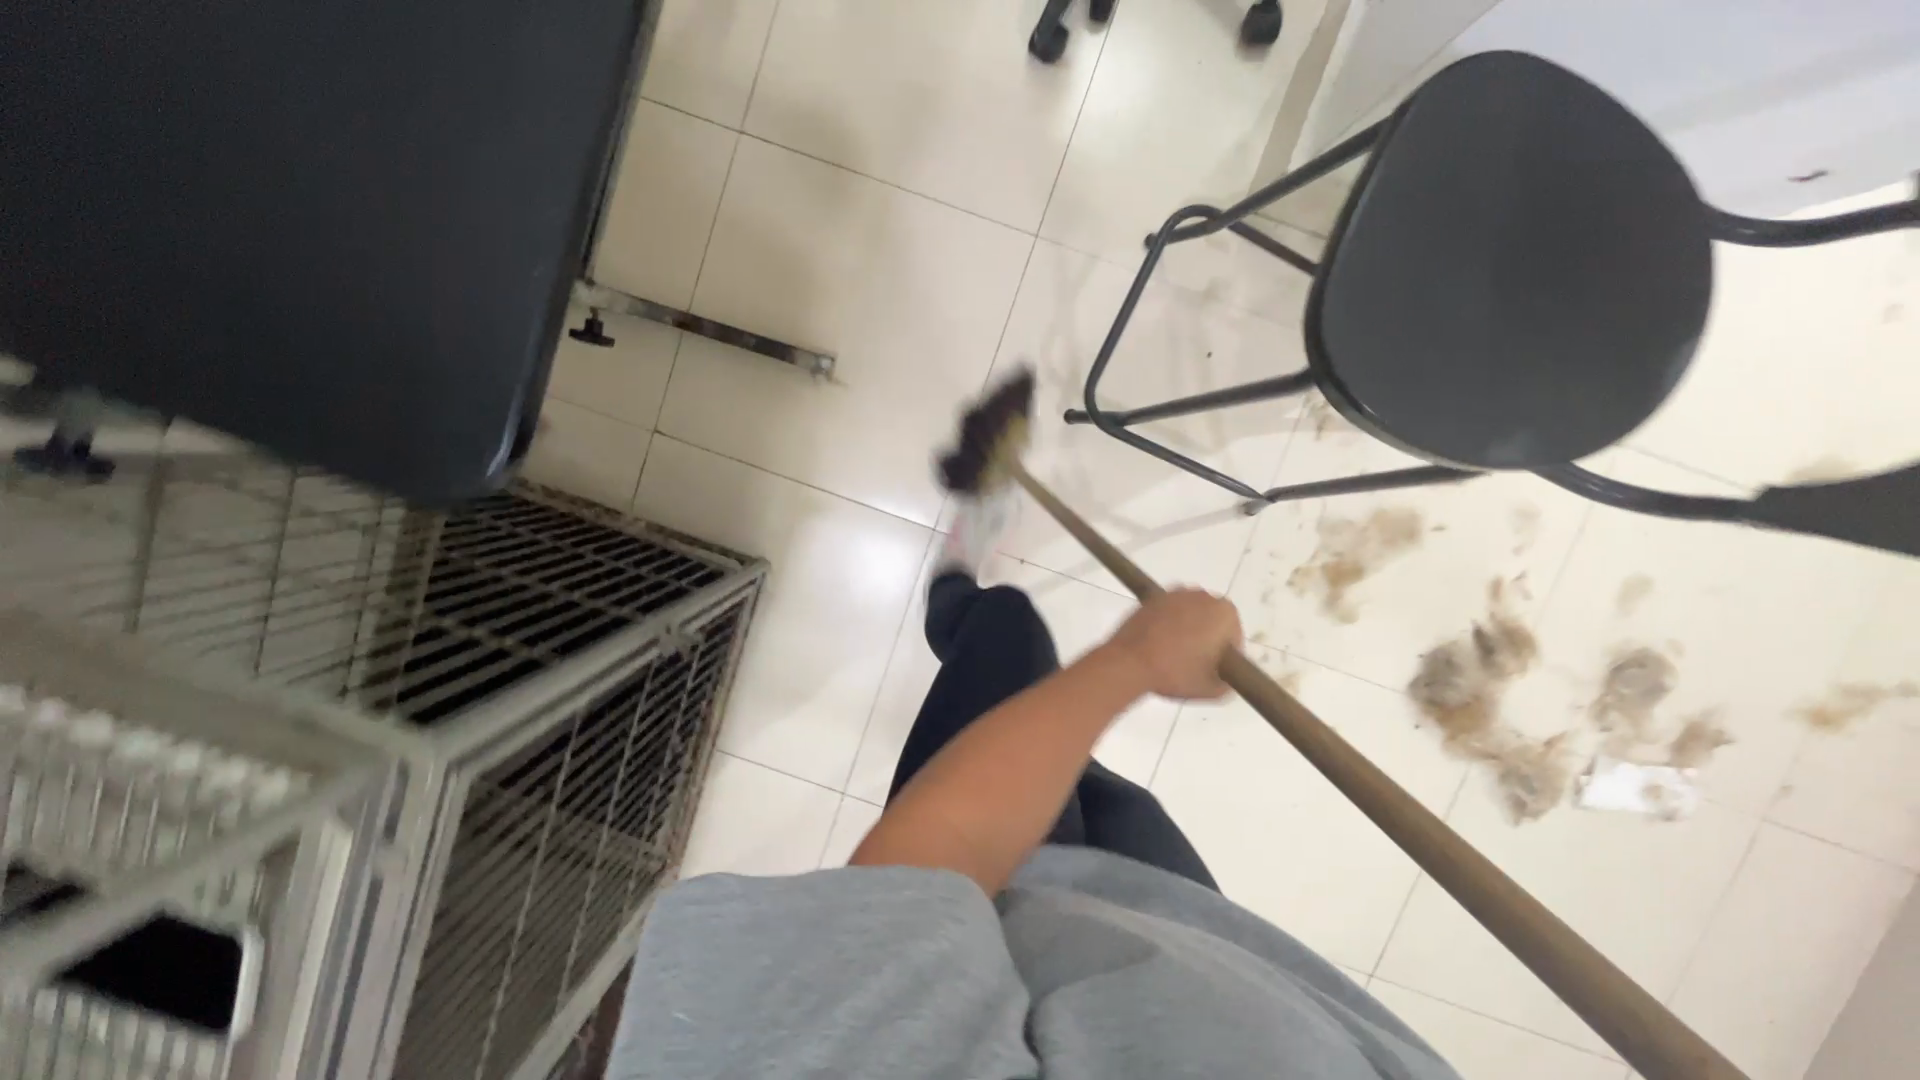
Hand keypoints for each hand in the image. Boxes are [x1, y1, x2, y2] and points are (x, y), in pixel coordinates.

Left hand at [1103, 588, 1241, 700]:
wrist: (1129, 662)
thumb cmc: (1177, 673)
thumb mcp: (1215, 690)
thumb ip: (1229, 681)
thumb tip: (1225, 675)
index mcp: (1225, 612)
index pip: (1233, 637)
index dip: (1224, 657)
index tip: (1209, 671)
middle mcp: (1203, 595)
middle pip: (1212, 622)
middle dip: (1206, 639)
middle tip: (1192, 664)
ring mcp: (1175, 593)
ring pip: (1190, 615)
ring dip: (1186, 630)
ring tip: (1172, 655)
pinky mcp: (1152, 597)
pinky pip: (1168, 613)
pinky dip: (1167, 624)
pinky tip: (1159, 643)